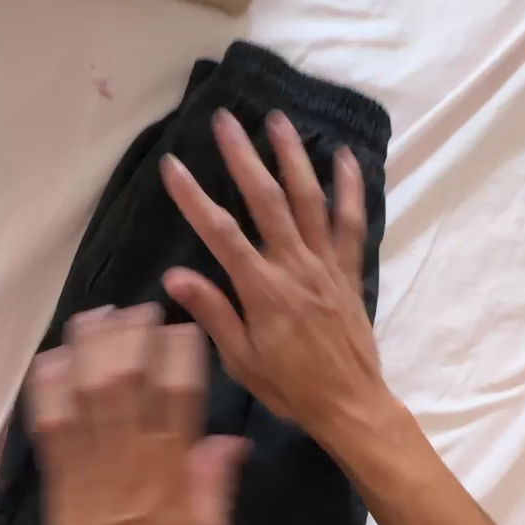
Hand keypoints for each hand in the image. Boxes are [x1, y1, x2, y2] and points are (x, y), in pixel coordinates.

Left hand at [27, 304, 248, 524]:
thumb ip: (216, 481)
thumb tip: (230, 438)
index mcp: (172, 471)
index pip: (178, 398)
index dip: (179, 355)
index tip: (181, 327)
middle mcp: (130, 458)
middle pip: (127, 381)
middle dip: (131, 337)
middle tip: (136, 309)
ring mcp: (90, 465)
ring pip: (87, 394)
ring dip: (89, 349)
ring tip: (95, 315)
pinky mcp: (60, 476)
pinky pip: (50, 425)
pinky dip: (49, 389)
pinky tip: (53, 359)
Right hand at [159, 109, 394, 446]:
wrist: (349, 403)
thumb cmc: (290, 388)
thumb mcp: (242, 360)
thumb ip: (214, 313)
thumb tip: (176, 276)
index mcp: (263, 291)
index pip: (221, 235)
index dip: (194, 199)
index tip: (172, 167)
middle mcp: (295, 267)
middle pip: (267, 202)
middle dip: (243, 158)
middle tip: (225, 121)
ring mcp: (326, 266)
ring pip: (309, 200)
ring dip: (293, 157)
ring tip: (277, 121)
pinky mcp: (349, 272)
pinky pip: (352, 224)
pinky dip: (350, 189)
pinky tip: (344, 158)